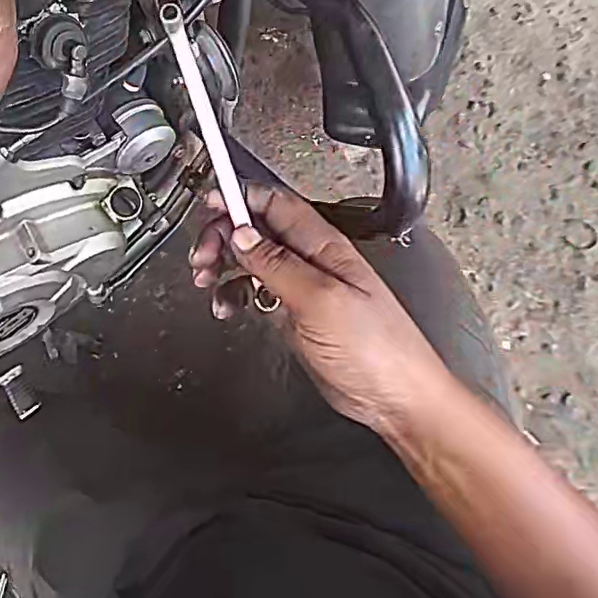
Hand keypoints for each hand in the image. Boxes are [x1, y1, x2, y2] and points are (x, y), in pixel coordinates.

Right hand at [189, 184, 457, 434]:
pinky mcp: (292, 314)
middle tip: (201, 254)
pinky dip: (232, 295)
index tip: (211, 204)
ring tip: (204, 279)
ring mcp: (300, 287)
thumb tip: (241, 233)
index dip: (240, 198)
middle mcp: (310, 261)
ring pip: (250, 260)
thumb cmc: (378, 350)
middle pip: (255, 230)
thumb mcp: (321, 300)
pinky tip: (225, 307)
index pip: (275, 204)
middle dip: (222, 235)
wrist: (396, 399)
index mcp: (323, 246)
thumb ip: (277, 264)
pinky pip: (253, 292)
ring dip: (222, 264)